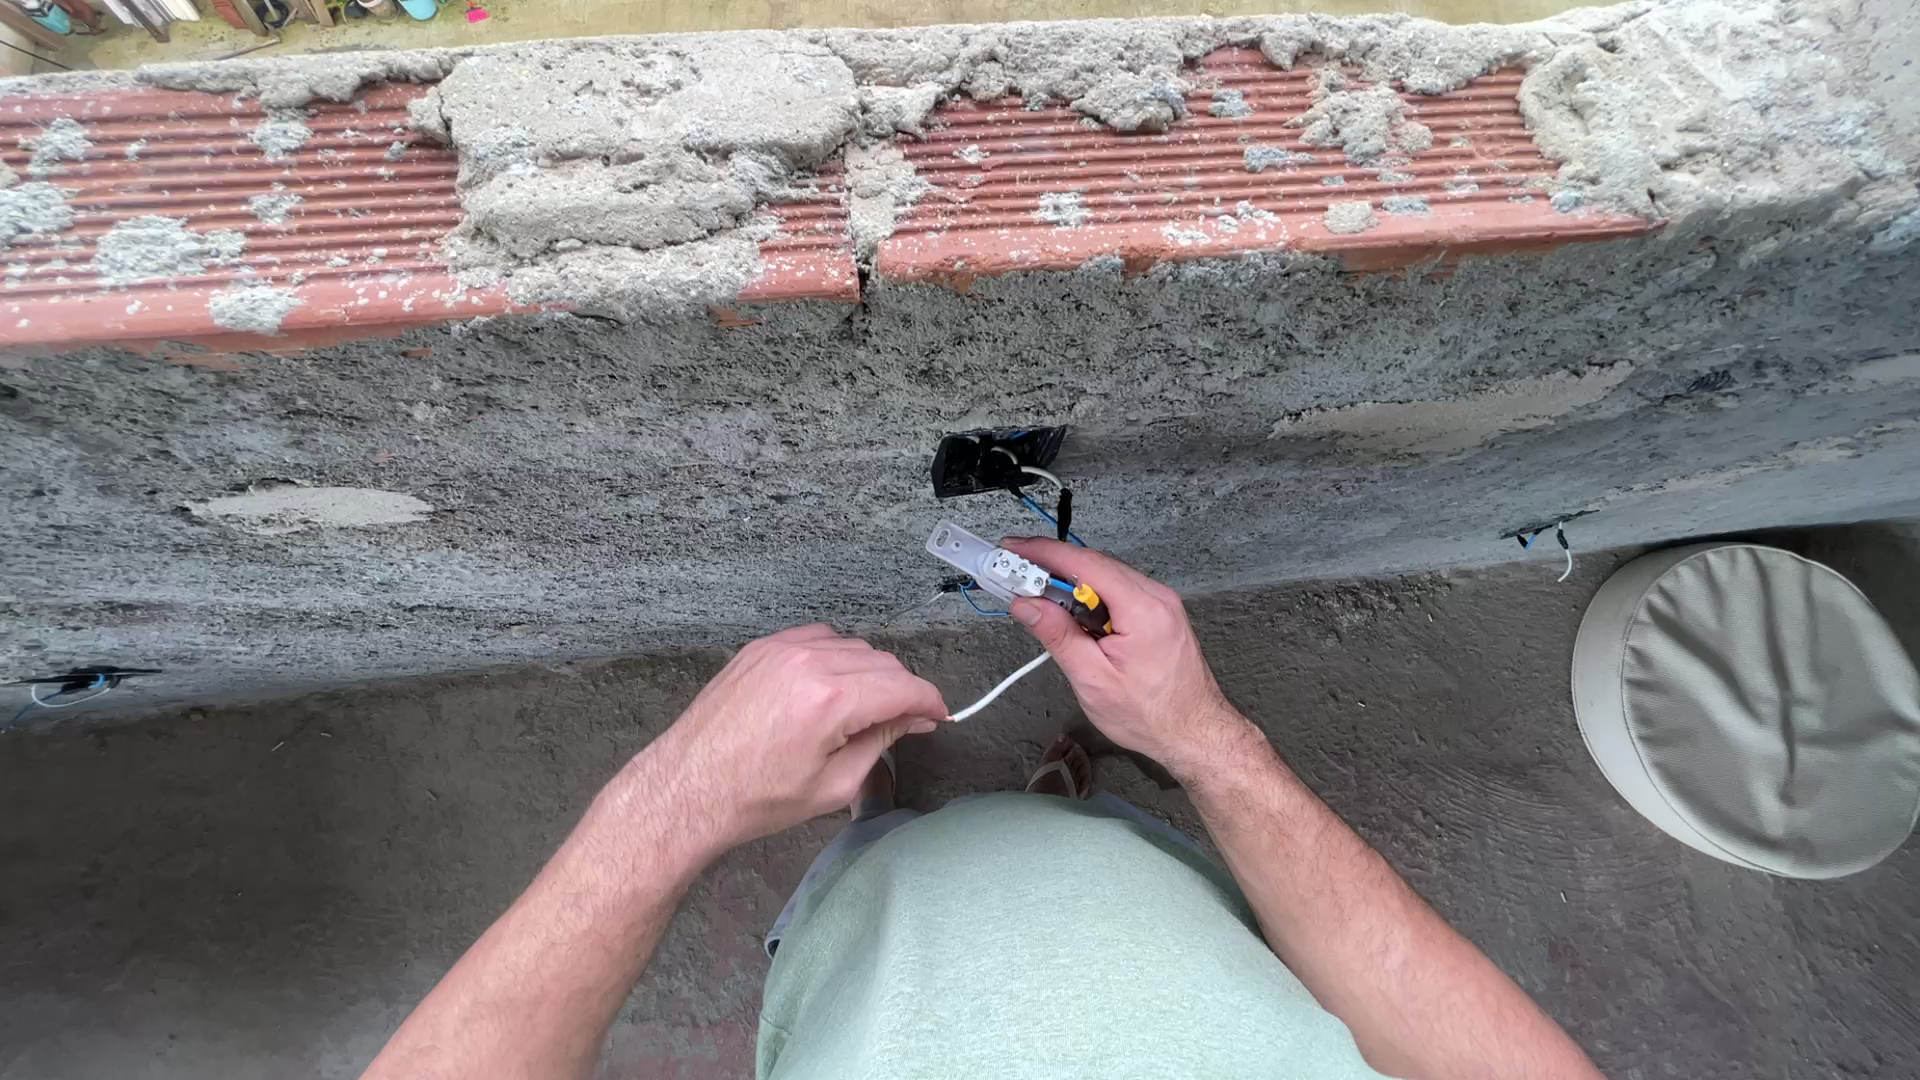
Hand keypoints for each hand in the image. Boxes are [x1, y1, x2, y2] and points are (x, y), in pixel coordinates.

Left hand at [639, 624, 946, 856]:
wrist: (685, 791)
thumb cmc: (755, 798)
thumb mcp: (834, 783)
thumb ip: (882, 741)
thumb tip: (912, 719)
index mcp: (830, 700)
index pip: (903, 687)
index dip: (929, 702)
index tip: (938, 715)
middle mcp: (808, 662)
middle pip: (883, 662)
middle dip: (901, 690)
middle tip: (902, 721)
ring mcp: (782, 649)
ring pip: (853, 647)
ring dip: (869, 673)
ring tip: (860, 709)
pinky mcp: (762, 647)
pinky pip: (818, 638)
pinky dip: (835, 657)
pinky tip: (829, 686)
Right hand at [1002, 538, 1260, 780]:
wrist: (1196, 734)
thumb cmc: (1148, 716)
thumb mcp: (1093, 680)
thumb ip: (1058, 636)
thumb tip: (1025, 603)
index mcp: (1142, 609)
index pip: (1085, 563)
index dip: (1044, 552)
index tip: (1013, 548)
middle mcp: (1155, 595)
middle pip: (1095, 564)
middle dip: (1051, 565)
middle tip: (1013, 572)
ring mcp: (1160, 601)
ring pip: (1105, 574)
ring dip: (1068, 580)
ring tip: (1034, 593)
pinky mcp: (1159, 611)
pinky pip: (1117, 588)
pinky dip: (1089, 593)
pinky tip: (1069, 609)